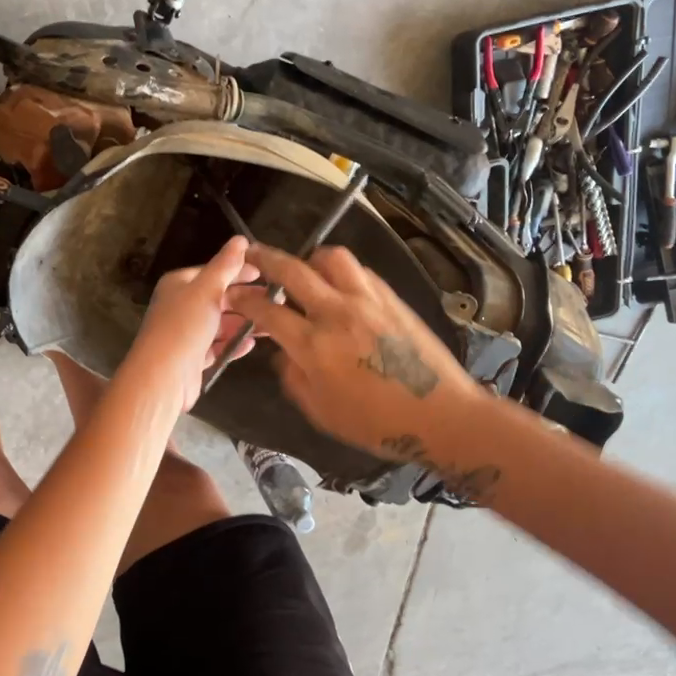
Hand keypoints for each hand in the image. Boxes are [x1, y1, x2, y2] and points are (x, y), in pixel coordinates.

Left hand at [114, 236, 260, 413]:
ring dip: (244, 322)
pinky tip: (251, 343)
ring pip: (220, 323)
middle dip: (246, 299)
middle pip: (218, 298)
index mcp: (179, 284)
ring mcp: (185, 333)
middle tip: (277, 300)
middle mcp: (180, 305)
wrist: (162, 377)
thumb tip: (240, 240)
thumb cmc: (183, 326)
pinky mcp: (192, 358)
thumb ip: (224, 266)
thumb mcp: (206, 290)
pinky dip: (233, 344)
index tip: (267, 273)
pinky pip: (217, 346)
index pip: (214, 271)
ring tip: (272, 323)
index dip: (239, 270)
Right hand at [227, 244, 479, 456]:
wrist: (443, 415)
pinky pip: (358, 271)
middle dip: (264, 258)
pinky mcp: (391, 298)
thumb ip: (293, 378)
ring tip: (303, 268)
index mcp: (314, 346)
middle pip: (292, 271)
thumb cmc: (377, 423)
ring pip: (330, 258)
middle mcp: (336, 314)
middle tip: (250, 252)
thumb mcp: (321, 412)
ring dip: (309, 259)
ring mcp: (367, 301)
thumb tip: (283, 353)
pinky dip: (340, 272)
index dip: (244, 299)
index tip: (232, 294)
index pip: (267, 311)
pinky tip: (337, 285)